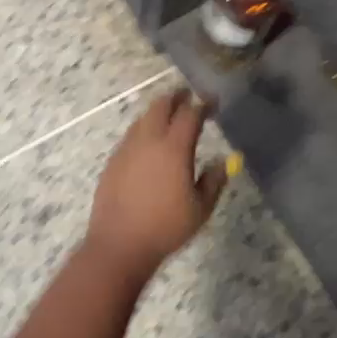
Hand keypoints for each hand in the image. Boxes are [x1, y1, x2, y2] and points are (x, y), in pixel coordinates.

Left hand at [81, 90, 228, 284]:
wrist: (120, 241)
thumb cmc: (166, 227)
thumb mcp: (200, 209)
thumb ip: (214, 181)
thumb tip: (222, 161)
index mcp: (173, 148)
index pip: (190, 115)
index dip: (203, 105)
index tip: (212, 101)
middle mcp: (148, 139)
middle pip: (161, 105)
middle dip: (176, 97)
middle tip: (188, 96)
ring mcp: (127, 146)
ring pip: (144, 117)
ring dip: (158, 110)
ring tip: (170, 114)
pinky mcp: (114, 158)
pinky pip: (132, 133)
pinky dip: (144, 127)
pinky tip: (149, 140)